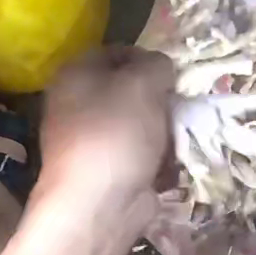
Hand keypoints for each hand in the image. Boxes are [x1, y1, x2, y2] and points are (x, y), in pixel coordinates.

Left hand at [35, 46, 174, 210]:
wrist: (100, 202)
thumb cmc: (117, 134)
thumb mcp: (143, 86)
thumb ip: (157, 66)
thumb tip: (162, 67)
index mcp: (75, 75)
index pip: (116, 51)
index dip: (148, 58)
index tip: (175, 74)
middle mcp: (76, 104)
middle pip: (128, 90)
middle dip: (159, 98)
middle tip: (180, 107)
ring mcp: (90, 139)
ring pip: (137, 123)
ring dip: (162, 130)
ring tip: (180, 138)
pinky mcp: (107, 170)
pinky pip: (139, 154)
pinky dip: (157, 158)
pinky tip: (171, 164)